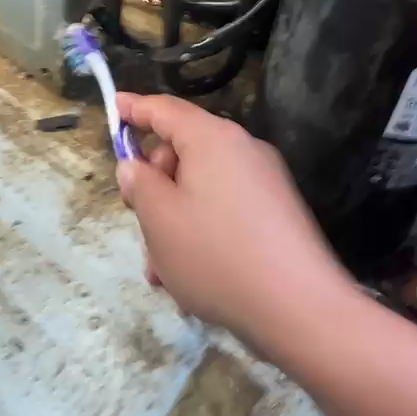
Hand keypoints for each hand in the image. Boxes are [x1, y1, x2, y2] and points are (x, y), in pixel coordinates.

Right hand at [114, 93, 354, 342]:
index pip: (165, 110)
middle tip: (141, 224)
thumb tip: (136, 167)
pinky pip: (226, 209)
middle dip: (156, 186)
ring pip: (203, 188)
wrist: (302, 309)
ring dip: (175, 219)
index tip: (115, 106)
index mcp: (212, 138)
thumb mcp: (160, 220)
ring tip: (164, 270)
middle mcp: (243, 148)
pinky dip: (203, 230)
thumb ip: (140, 185)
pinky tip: (193, 277)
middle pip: (184, 151)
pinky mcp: (278, 213)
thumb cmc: (218, 256)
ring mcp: (265, 181)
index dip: (136, 108)